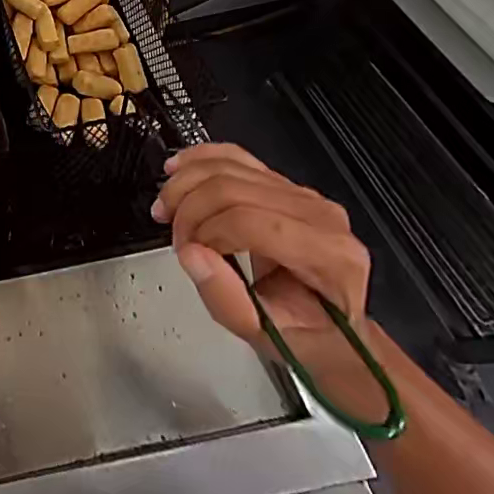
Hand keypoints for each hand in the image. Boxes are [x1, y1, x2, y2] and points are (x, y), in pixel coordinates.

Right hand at [153, 143, 370, 350]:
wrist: (327, 329)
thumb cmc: (304, 337)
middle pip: (233, 188)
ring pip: (229, 166)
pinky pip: (235, 156)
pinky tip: (177, 168)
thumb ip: (228, 300)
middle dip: (190, 210)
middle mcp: (320, 214)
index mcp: (328, 254)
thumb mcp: (267, 337)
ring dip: (185, 183)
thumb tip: (192, 254)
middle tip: (175, 238)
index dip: (208, 234)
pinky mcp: (282, 184)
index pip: (251, 222)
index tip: (189, 254)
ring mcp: (301, 194)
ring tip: (165, 208)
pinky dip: (199, 159)